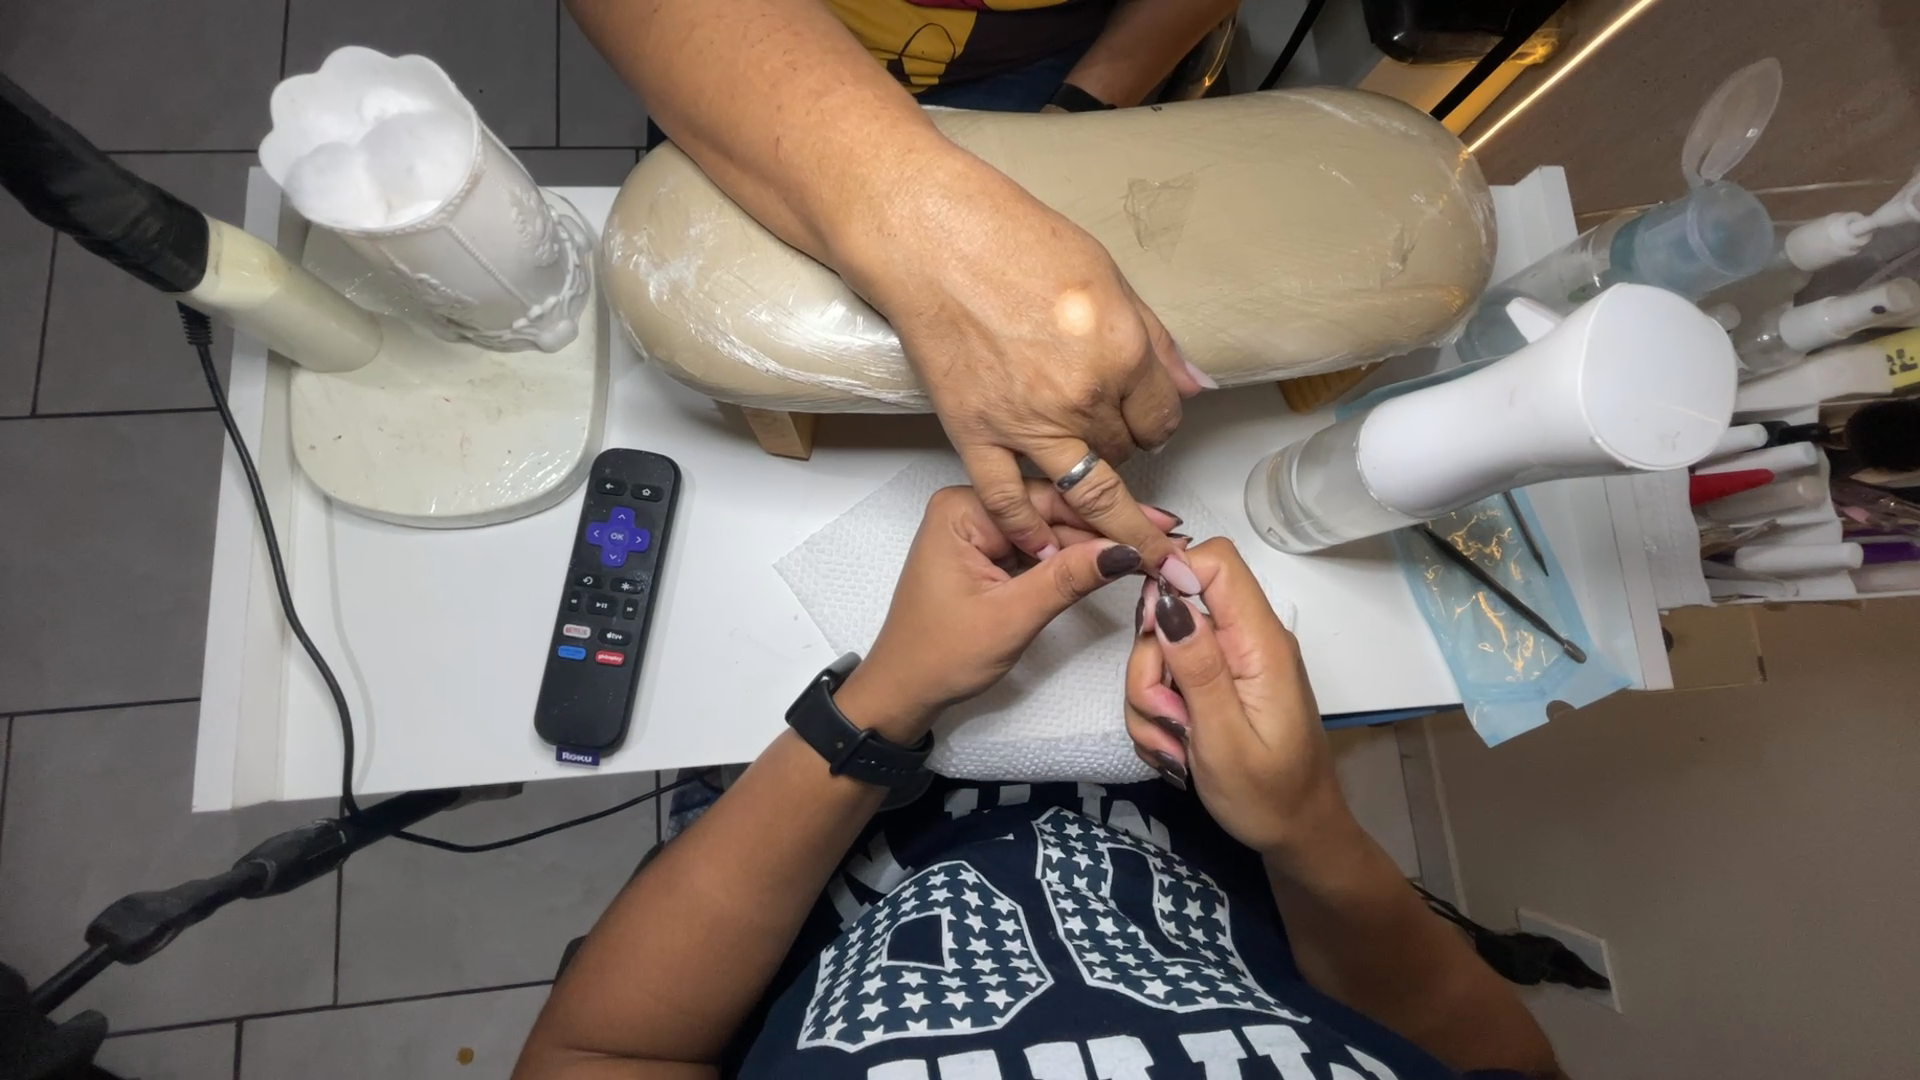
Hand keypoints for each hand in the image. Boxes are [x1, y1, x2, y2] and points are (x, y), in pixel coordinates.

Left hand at [834, 481, 1174, 742]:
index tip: (1159, 527)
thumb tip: (1125, 548)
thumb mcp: (1010, 616)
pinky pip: (1035, 550)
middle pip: (1050, 513)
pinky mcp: (985, 555)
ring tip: (1151, 551)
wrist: (904, 691)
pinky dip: (1070, 562)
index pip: (1047, 501)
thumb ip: (1067, 578)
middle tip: (1167, 540)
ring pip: (1047, 532)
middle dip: (1106, 532)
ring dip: (1093, 547)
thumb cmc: (939, 656)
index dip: (1107, 516)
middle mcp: (969, 510)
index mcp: (962, 510)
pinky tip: (1109, 563)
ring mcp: (977, 532)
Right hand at [835, 152, 1212, 584]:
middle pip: (1126, 453)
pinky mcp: (977, 436)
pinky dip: (1030, 531)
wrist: (933, 244)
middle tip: (1116, 446)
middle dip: (1127, 451)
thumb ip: (1155, 339)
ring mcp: (1027, 424)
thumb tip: (1194, 383)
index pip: (1163, 417)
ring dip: (1106, 513)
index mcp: (1121, 352)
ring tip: (1123, 538)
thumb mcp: (1107, 275)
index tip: (1149, 423)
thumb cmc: (1014, 243)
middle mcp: (1082, 397)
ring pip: (1086, 491)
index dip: (1159, 423)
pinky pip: (1010, 500)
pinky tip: (1044, 550)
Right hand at [1123, 538, 1349, 857]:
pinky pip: (1164, 679)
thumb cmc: (1269, 797)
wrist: (1296, 838)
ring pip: (1159, 650)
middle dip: (1151, 665)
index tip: (1149, 628)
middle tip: (1168, 718)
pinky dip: (1156, 714)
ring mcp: (1225, 663)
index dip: (1173, 574)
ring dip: (1150, 699)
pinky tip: (1176, 748)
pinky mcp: (1212, 683)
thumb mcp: (1225, 739)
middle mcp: (1243, 642)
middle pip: (1173, 612)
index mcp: (1260, 644)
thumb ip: (1198, 667)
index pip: (1217, 563)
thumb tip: (1167, 599)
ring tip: (1176, 746)